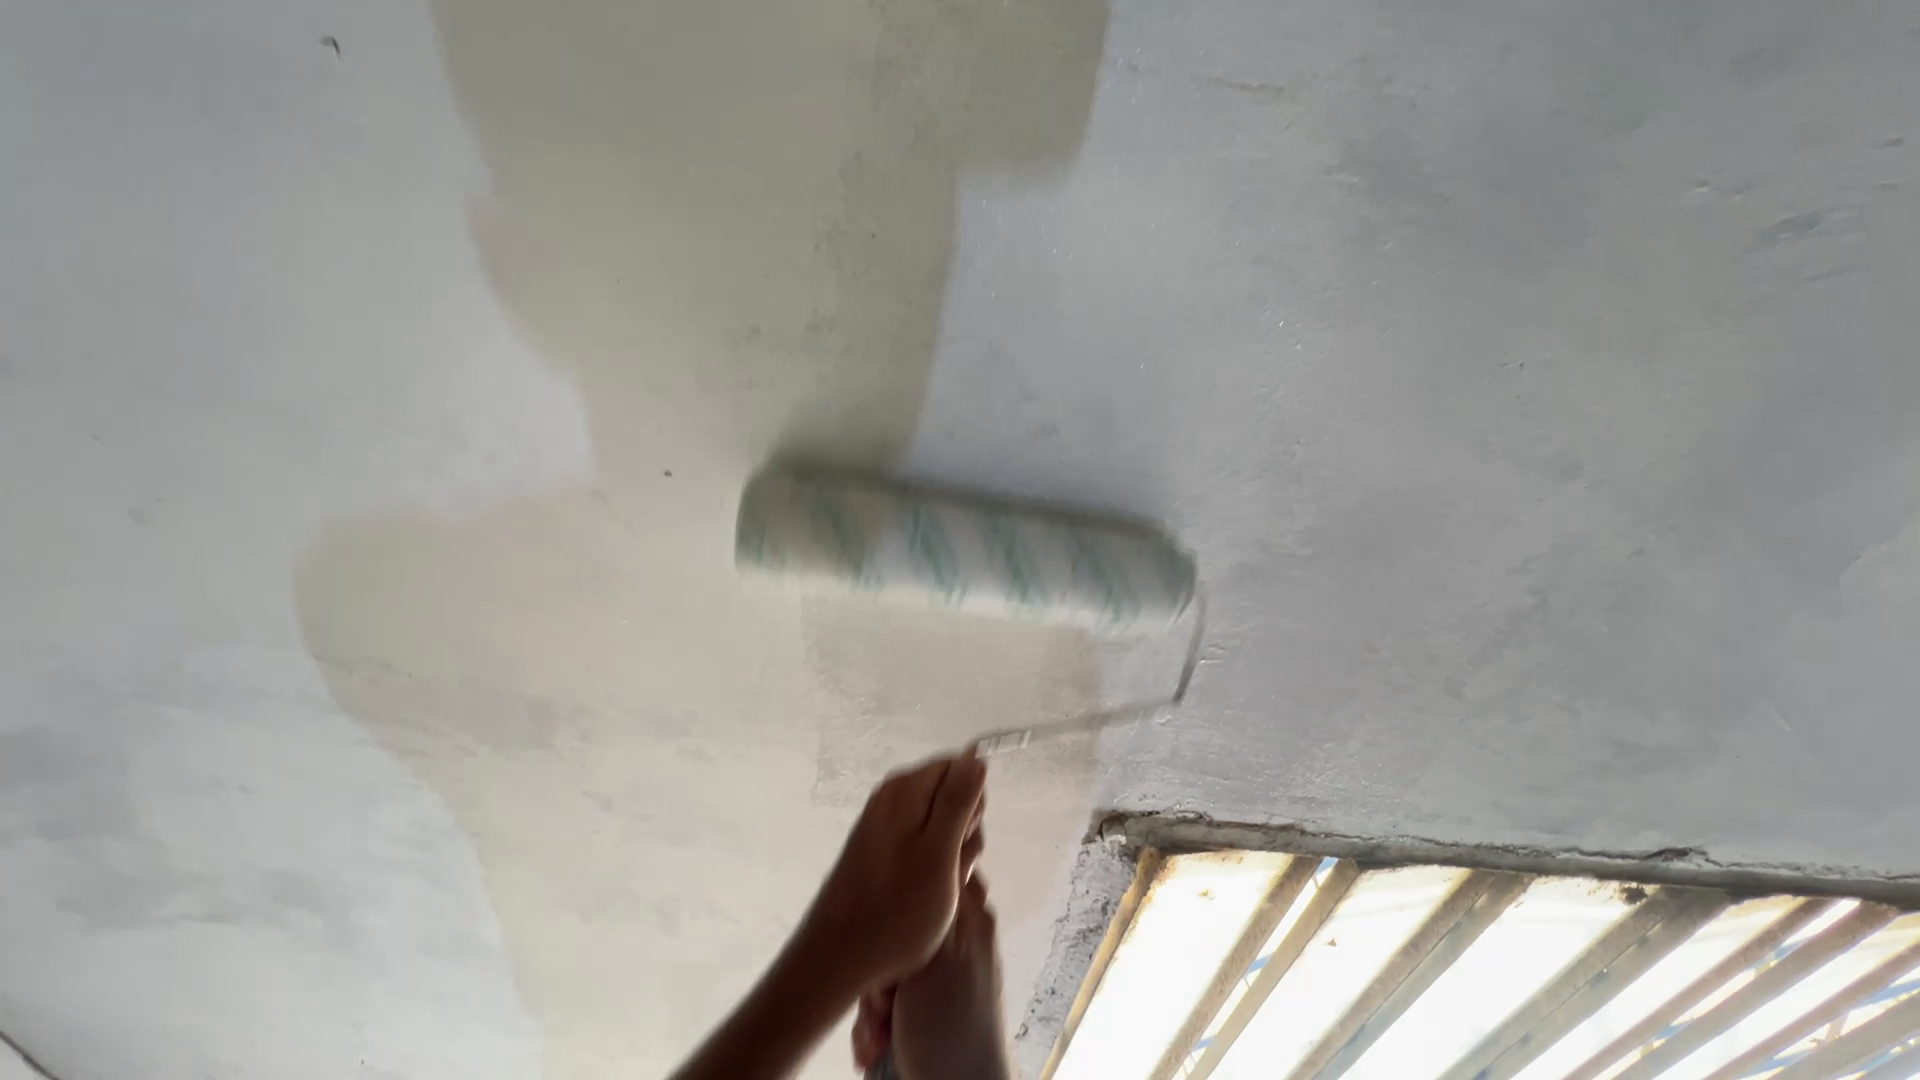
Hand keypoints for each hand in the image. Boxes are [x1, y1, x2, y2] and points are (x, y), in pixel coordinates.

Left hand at [804, 750, 986, 990]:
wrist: (838, 958)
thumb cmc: (898, 909)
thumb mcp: (941, 852)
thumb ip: (959, 800)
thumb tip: (975, 756)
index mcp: (905, 789)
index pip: (959, 769)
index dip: (972, 804)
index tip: (964, 841)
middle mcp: (890, 798)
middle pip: (949, 795)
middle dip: (962, 832)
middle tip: (951, 872)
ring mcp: (880, 825)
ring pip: (937, 824)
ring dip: (949, 855)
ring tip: (938, 891)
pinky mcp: (876, 850)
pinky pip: (918, 845)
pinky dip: (929, 867)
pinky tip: (923, 897)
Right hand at [852, 875, 1010, 1079]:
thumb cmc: (952, 1022)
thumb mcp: (943, 948)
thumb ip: (939, 898)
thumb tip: (948, 839)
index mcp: (968, 917)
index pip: (933, 876)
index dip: (901, 895)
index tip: (885, 922)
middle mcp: (953, 942)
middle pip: (898, 928)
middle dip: (879, 964)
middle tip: (885, 994)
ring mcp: (936, 980)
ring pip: (885, 968)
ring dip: (872, 1003)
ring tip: (880, 1028)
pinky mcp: (920, 1013)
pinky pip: (885, 1004)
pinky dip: (875, 1026)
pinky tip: (876, 1043)